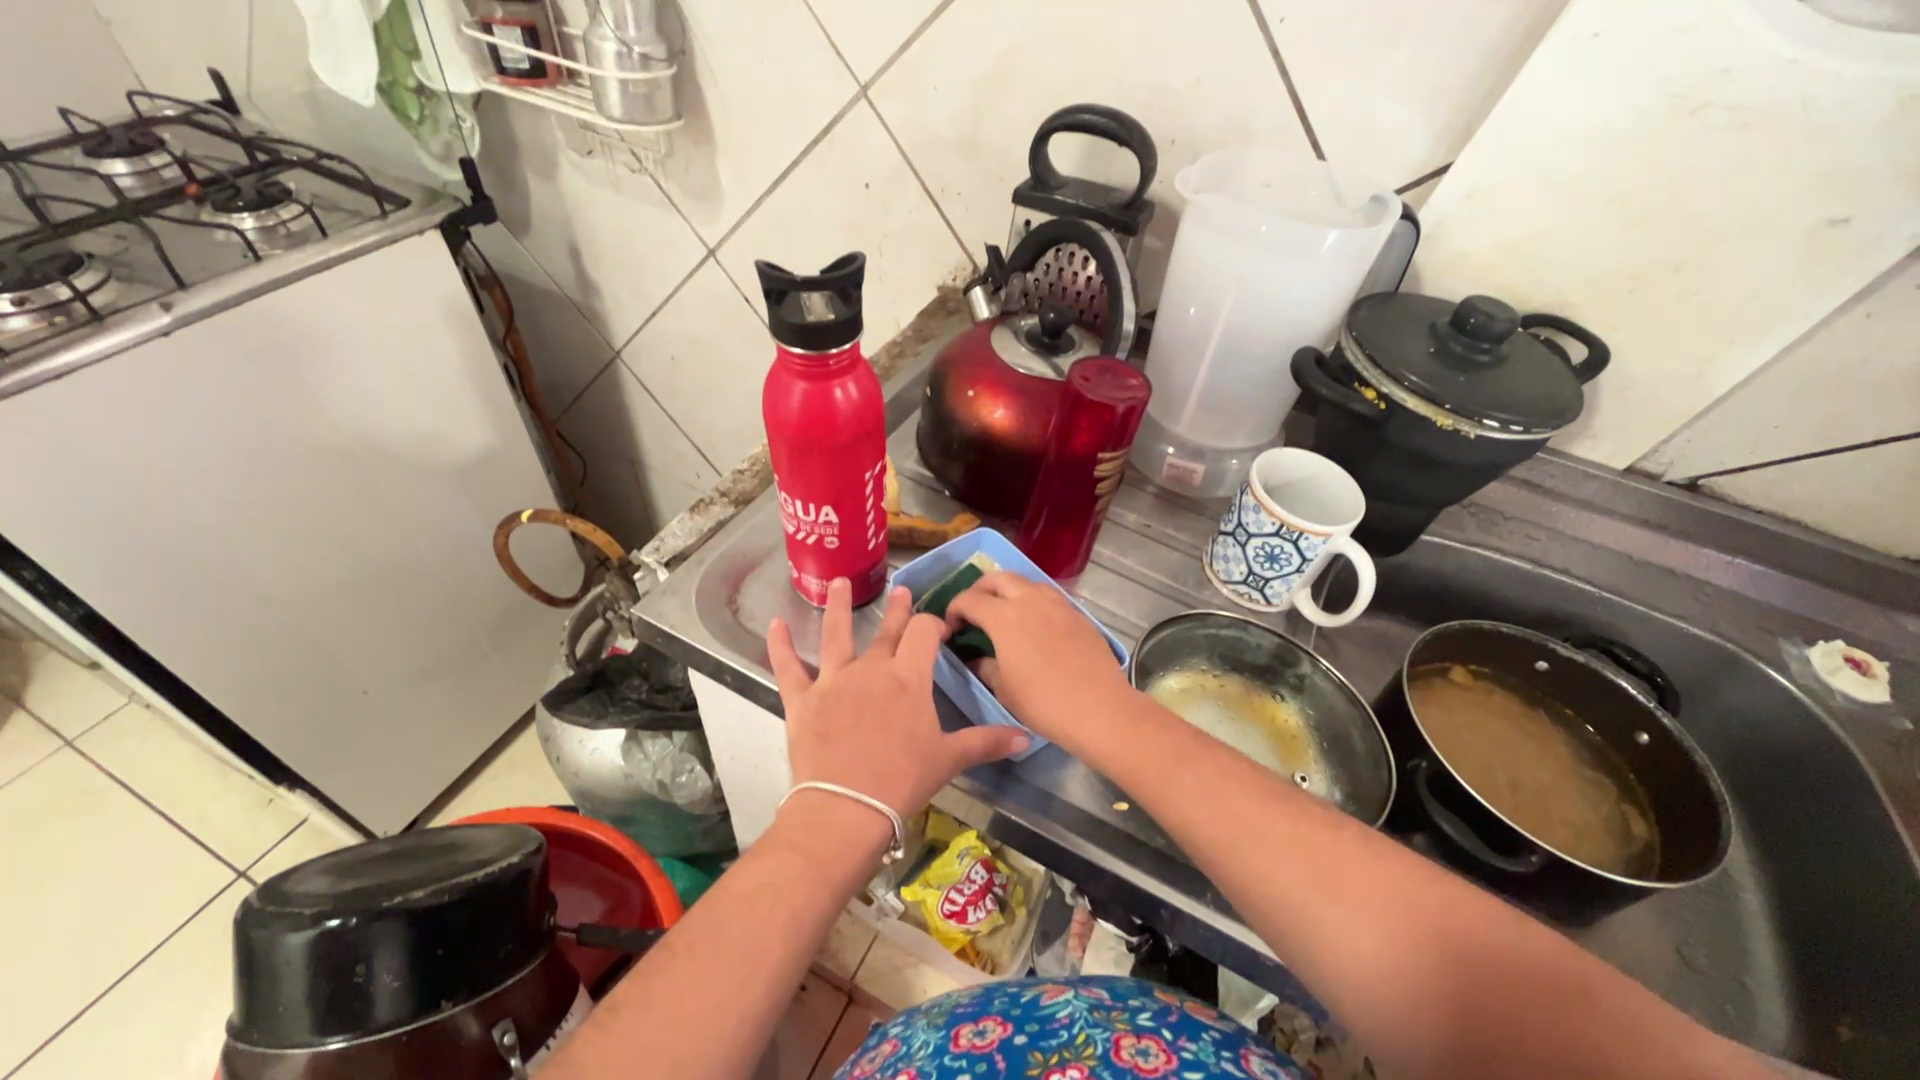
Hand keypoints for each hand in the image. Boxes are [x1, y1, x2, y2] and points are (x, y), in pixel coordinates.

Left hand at [767, 579, 1030, 818]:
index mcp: (909, 678)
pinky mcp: (801, 699)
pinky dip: (780, 644)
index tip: (940, 627)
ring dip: (839, 607)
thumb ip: (987, 742)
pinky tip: (776, 624)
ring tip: (840, 582)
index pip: (924, 634)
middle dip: (897, 610)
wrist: (847, 807)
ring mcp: (834, 680)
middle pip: (887, 630)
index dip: (933, 625)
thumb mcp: (949, 759)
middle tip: (900, 590)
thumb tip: (1027, 738)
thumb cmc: (902, 780)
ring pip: (835, 634)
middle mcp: (872, 668)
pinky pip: (788, 666)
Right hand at [944, 572, 1131, 747]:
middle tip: (975, 610)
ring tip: (1006, 613)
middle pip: (998, 578)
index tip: (951, 625)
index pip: (970, 600)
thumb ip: (985, 667)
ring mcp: (1058, 604)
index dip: (954, 609)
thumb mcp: (1004, 689)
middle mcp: (1030, 600)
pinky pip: (1050, 597)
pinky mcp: (1078, 615)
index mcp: (1004, 617)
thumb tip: (977, 659)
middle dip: (981, 589)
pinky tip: (1036, 624)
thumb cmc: (1043, 702)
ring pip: (1027, 583)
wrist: (1098, 708)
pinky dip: (1034, 602)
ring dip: (1010, 591)